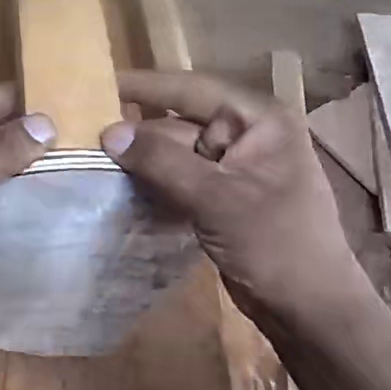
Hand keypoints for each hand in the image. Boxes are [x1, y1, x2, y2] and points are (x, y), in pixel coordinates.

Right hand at [100, 70, 367, 318]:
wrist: (307, 305)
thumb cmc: (274, 242)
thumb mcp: (216, 196)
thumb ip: (161, 161)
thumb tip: (108, 132)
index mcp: (258, 119)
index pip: (191, 90)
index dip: (145, 86)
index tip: (100, 84)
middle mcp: (246, 135)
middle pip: (178, 123)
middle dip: (136, 132)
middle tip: (83, 134)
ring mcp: (233, 169)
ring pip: (175, 154)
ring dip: (140, 161)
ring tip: (91, 160)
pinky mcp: (220, 198)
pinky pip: (179, 181)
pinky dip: (153, 184)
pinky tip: (119, 189)